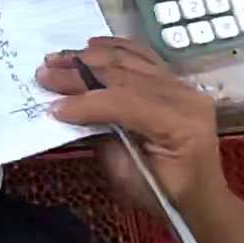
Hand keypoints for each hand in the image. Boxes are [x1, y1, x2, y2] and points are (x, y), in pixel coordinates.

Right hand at [35, 37, 231, 217]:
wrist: (201, 197)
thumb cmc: (163, 194)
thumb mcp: (127, 175)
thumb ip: (101, 138)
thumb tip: (69, 111)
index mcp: (179, 125)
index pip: (124, 102)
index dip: (85, 102)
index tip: (52, 107)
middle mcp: (184, 98)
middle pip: (122, 76)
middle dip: (77, 74)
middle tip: (42, 74)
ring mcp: (182, 86)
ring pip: (128, 60)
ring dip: (87, 57)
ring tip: (56, 58)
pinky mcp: (175, 80)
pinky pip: (141, 55)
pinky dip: (113, 47)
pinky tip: (90, 45)